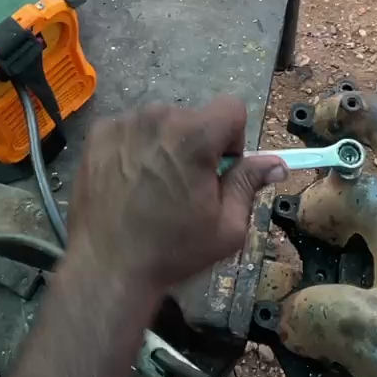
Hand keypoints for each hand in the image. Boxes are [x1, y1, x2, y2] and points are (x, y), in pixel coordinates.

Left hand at [66, 96, 286, 299]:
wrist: (106, 268)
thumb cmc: (172, 250)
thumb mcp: (226, 226)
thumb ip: (250, 184)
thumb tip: (277, 163)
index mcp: (195, 135)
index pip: (232, 108)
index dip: (233, 139)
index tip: (219, 170)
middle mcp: (158, 116)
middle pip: (194, 118)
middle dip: (196, 146)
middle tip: (183, 188)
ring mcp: (124, 122)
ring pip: (161, 123)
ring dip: (165, 146)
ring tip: (151, 188)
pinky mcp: (99, 132)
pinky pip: (130, 129)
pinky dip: (134, 148)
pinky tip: (127, 182)